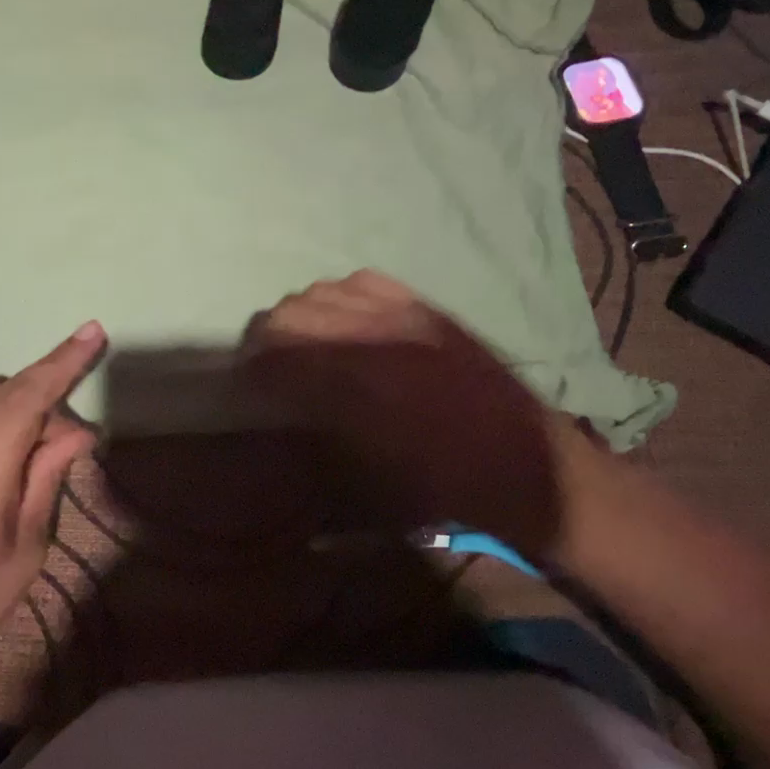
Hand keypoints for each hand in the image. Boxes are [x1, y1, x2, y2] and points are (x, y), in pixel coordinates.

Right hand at [242, 270, 581, 557]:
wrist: (523, 464)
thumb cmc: (436, 486)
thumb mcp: (359, 481)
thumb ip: (305, 436)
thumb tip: (269, 411)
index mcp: (349, 383)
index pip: (271, 352)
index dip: (249, 368)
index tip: (246, 388)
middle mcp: (369, 336)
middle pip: (286, 313)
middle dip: (267, 340)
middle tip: (270, 370)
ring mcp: (399, 313)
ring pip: (319, 291)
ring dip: (301, 318)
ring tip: (307, 348)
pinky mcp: (423, 306)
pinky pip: (360, 281)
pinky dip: (341, 300)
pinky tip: (348, 328)